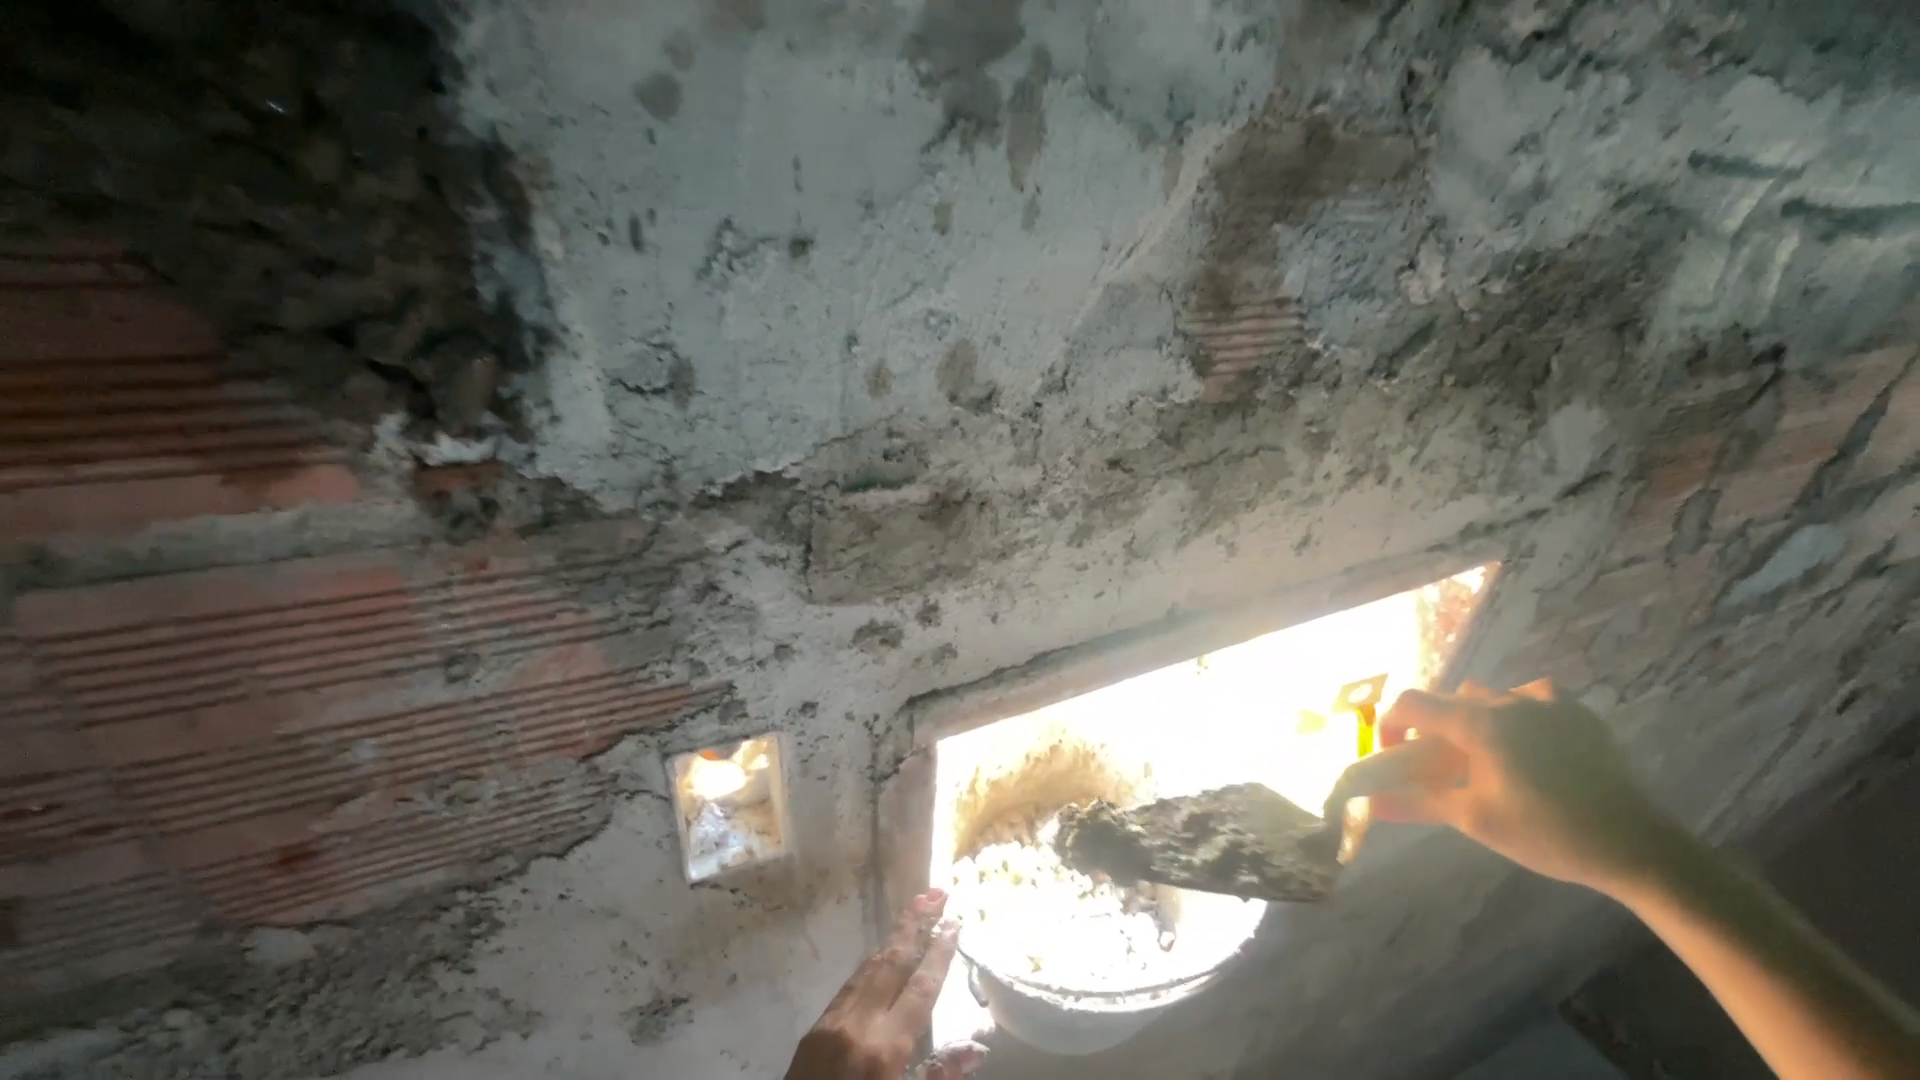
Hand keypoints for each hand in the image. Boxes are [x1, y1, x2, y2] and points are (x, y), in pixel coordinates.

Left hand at [784, 889, 978, 1079]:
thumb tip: (977, 1048)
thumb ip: (938, 1076)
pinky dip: (872, 962)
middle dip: (916, 924)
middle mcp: (859, 1024)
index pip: (920, 988)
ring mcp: (834, 1022)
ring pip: (869, 967)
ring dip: (895, 936)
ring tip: (916, 909)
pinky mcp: (817, 1027)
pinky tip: (882, 953)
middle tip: (937, 891)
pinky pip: (851, 984)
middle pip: (893, 962)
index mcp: (885, 1048)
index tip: (954, 922)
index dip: (939, 953)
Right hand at [1332, 680, 1678, 894]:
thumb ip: (1418, 802)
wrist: (1637, 847)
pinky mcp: (1578, 713)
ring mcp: (1548, 703)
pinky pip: (1531, 698)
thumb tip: (1371, 803)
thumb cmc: (1547, 834)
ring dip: (1472, 717)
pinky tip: (1526, 743)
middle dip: (1431, 728)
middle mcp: (1508, 701)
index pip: (1412, 704)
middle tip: (1438, 766)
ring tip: (1482, 755)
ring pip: (1488, 696)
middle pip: (1448, 700)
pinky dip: (1516, 713)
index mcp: (1479, 724)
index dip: (1393, 725)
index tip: (1396, 754)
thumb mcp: (1475, 820)